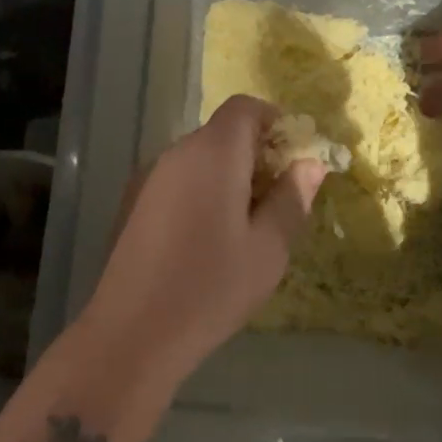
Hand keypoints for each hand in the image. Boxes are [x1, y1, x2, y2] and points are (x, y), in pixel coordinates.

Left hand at [0, 95, 326, 441]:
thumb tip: (310, 164)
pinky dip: (201, 192)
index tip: (295, 157)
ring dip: (228, 175)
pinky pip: (177, 181)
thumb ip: (291, 199)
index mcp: (212, 153)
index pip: (245, 108)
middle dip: (255, 153)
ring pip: (198, 159)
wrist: (131, 333)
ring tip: (246, 225)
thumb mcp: (268, 249)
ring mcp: (147, 178)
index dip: (275, 121)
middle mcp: (175, 153)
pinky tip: (207, 239)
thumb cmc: (210, 288)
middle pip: (221, 132)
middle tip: (279, 198)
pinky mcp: (131, 204)